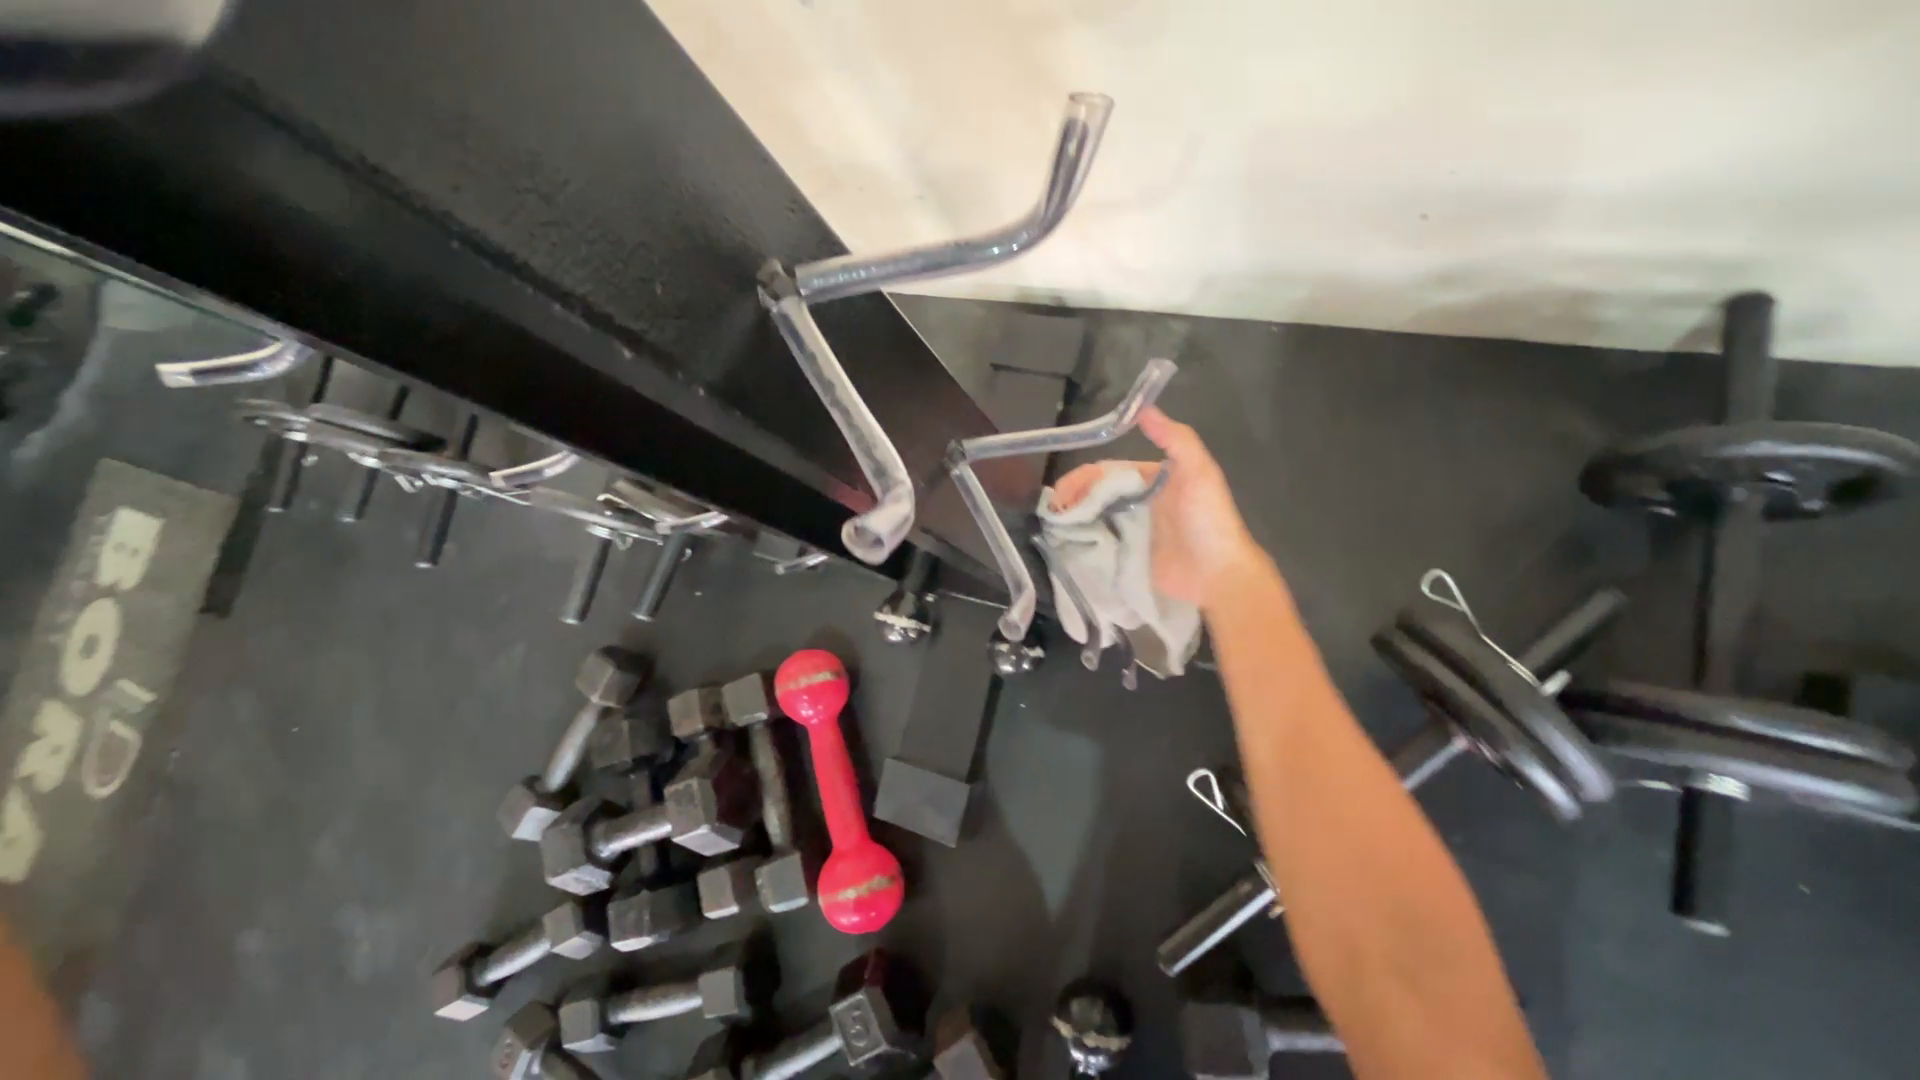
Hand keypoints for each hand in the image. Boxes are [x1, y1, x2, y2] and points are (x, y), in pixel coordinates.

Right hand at [1049, 407, 1262, 607]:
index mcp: (1154, 480)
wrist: (1218, 573)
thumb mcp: (1199, 471)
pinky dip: (1083, 543)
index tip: (1063, 491)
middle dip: (1073, 498)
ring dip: (1074, 519)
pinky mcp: (1131, 559)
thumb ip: (1175, 438)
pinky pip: (1102, 546)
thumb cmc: (1208, 519)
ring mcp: (1135, 532)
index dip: (1084, 478)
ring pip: (1096, 519)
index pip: (1109, 472)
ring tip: (1054, 527)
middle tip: (1054, 512)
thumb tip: (1142, 409)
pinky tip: (1067, 545)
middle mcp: (1141, 503)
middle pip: (1097, 495)